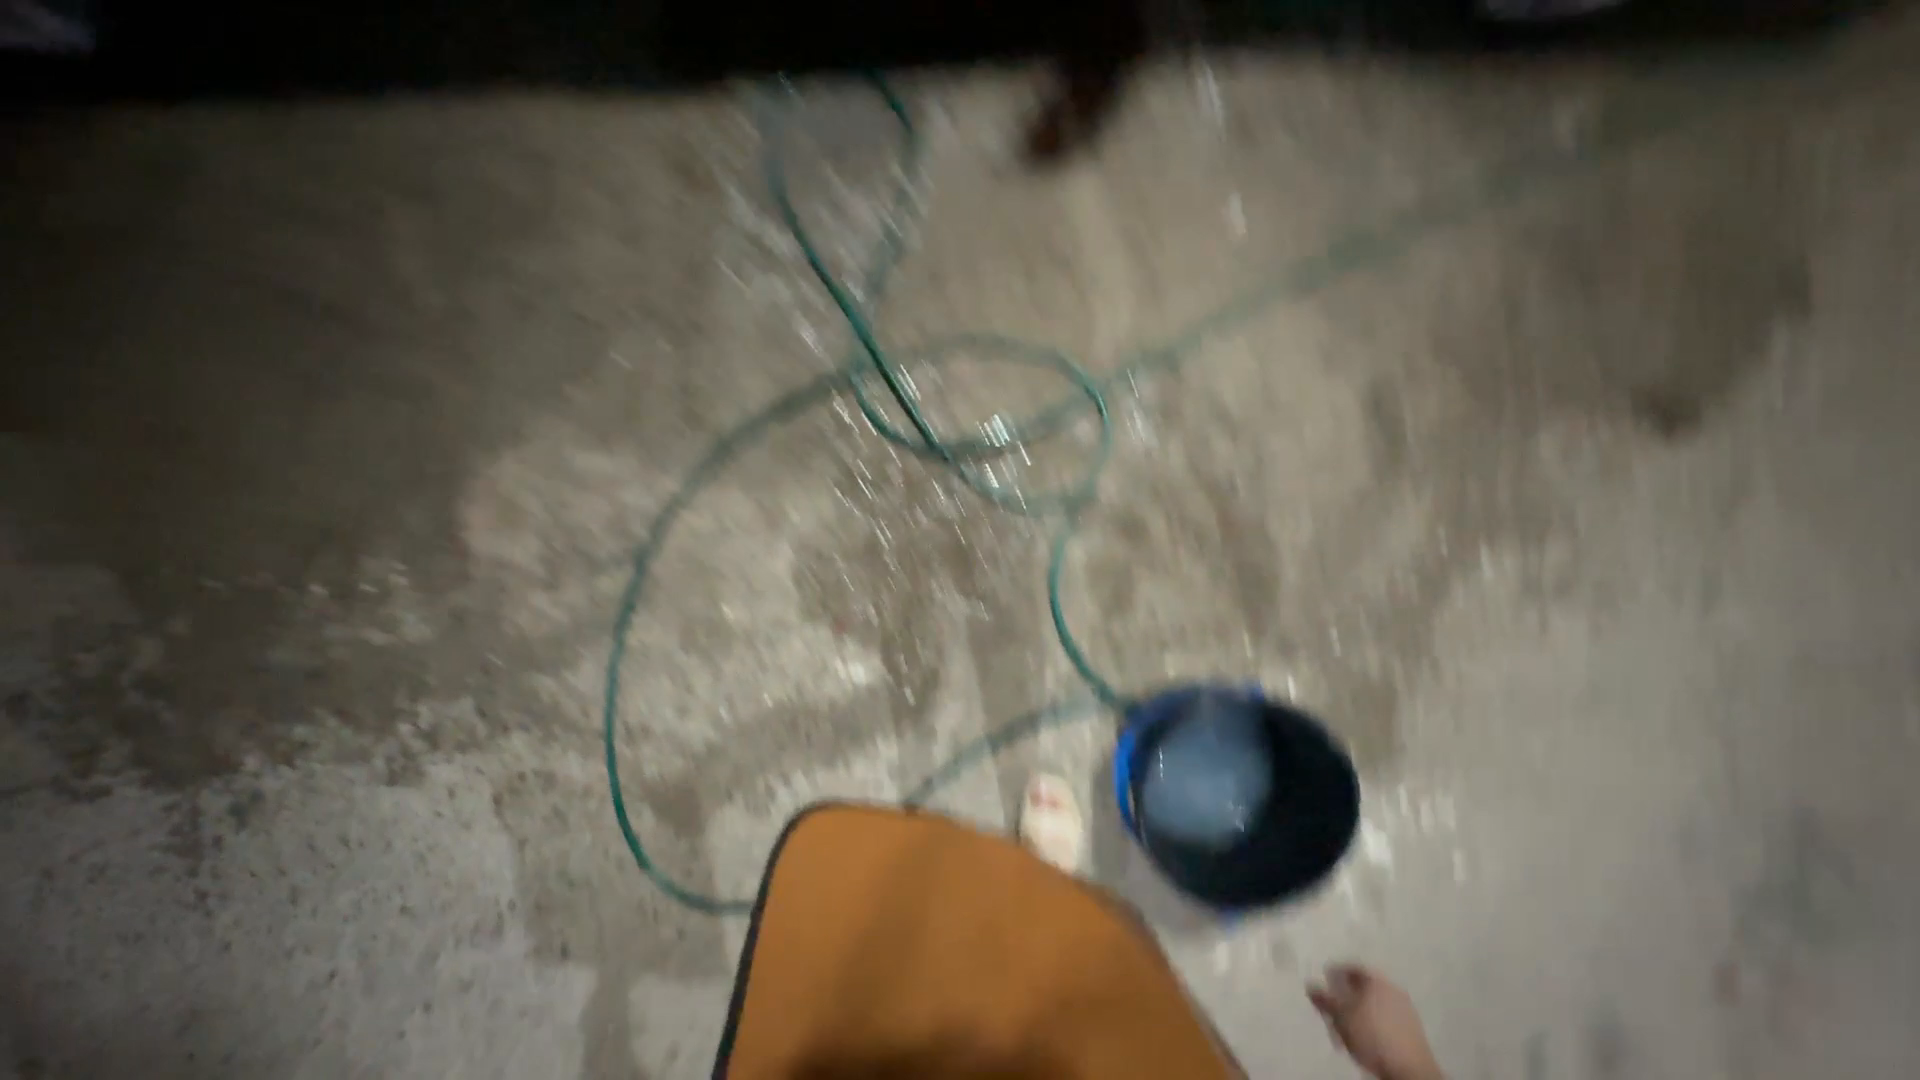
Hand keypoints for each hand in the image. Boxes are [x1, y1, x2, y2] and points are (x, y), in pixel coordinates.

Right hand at [1306, 964, 1442, 1079]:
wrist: (1409, 1070)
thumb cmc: (1371, 1035)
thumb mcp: (1340, 1016)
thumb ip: (1324, 998)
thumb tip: (1310, 985)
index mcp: (1376, 979)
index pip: (1351, 967)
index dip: (1334, 973)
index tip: (1323, 983)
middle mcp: (1392, 988)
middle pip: (1362, 986)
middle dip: (1345, 996)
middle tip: (1331, 1008)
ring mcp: (1405, 1008)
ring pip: (1373, 1003)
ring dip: (1357, 1011)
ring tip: (1345, 1026)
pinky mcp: (1411, 1028)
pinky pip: (1384, 1018)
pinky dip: (1371, 1022)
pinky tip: (1363, 1035)